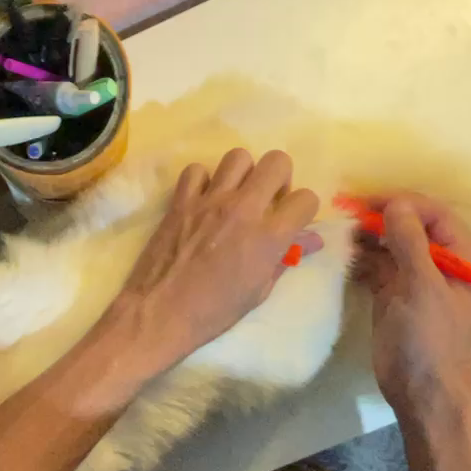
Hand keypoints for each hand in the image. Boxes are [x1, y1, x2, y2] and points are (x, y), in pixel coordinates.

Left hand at [97, 148, 320, 377]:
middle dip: (279, 179)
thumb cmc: (212, 313)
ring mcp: (209, 201)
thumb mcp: (257, 292)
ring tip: (235, 196)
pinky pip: (196, 170)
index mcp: (268, 237)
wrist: (159, 314)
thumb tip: (311, 241)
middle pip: (277, 162)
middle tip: (267, 202)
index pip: (305, 199)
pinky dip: (202, 180)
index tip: (291, 221)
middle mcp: (243, 209)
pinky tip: (201, 200)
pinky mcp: (180, 202)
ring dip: (243, 174)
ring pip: (238, 157)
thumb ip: (284, 259)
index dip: (302, 209)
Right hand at [356, 193, 470, 416]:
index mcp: (463, 258)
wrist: (421, 391)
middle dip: (382, 219)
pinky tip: (345, 258)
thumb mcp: (422, 287)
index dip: (403, 204)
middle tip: (348, 215)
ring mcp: (416, 281)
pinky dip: (363, 261)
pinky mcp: (394, 298)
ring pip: (392, 247)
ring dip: (369, 239)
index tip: (367, 202)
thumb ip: (410, 242)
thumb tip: (396, 205)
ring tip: (343, 235)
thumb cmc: (430, 339)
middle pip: (412, 228)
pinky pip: (379, 269)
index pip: (434, 215)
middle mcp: (441, 265)